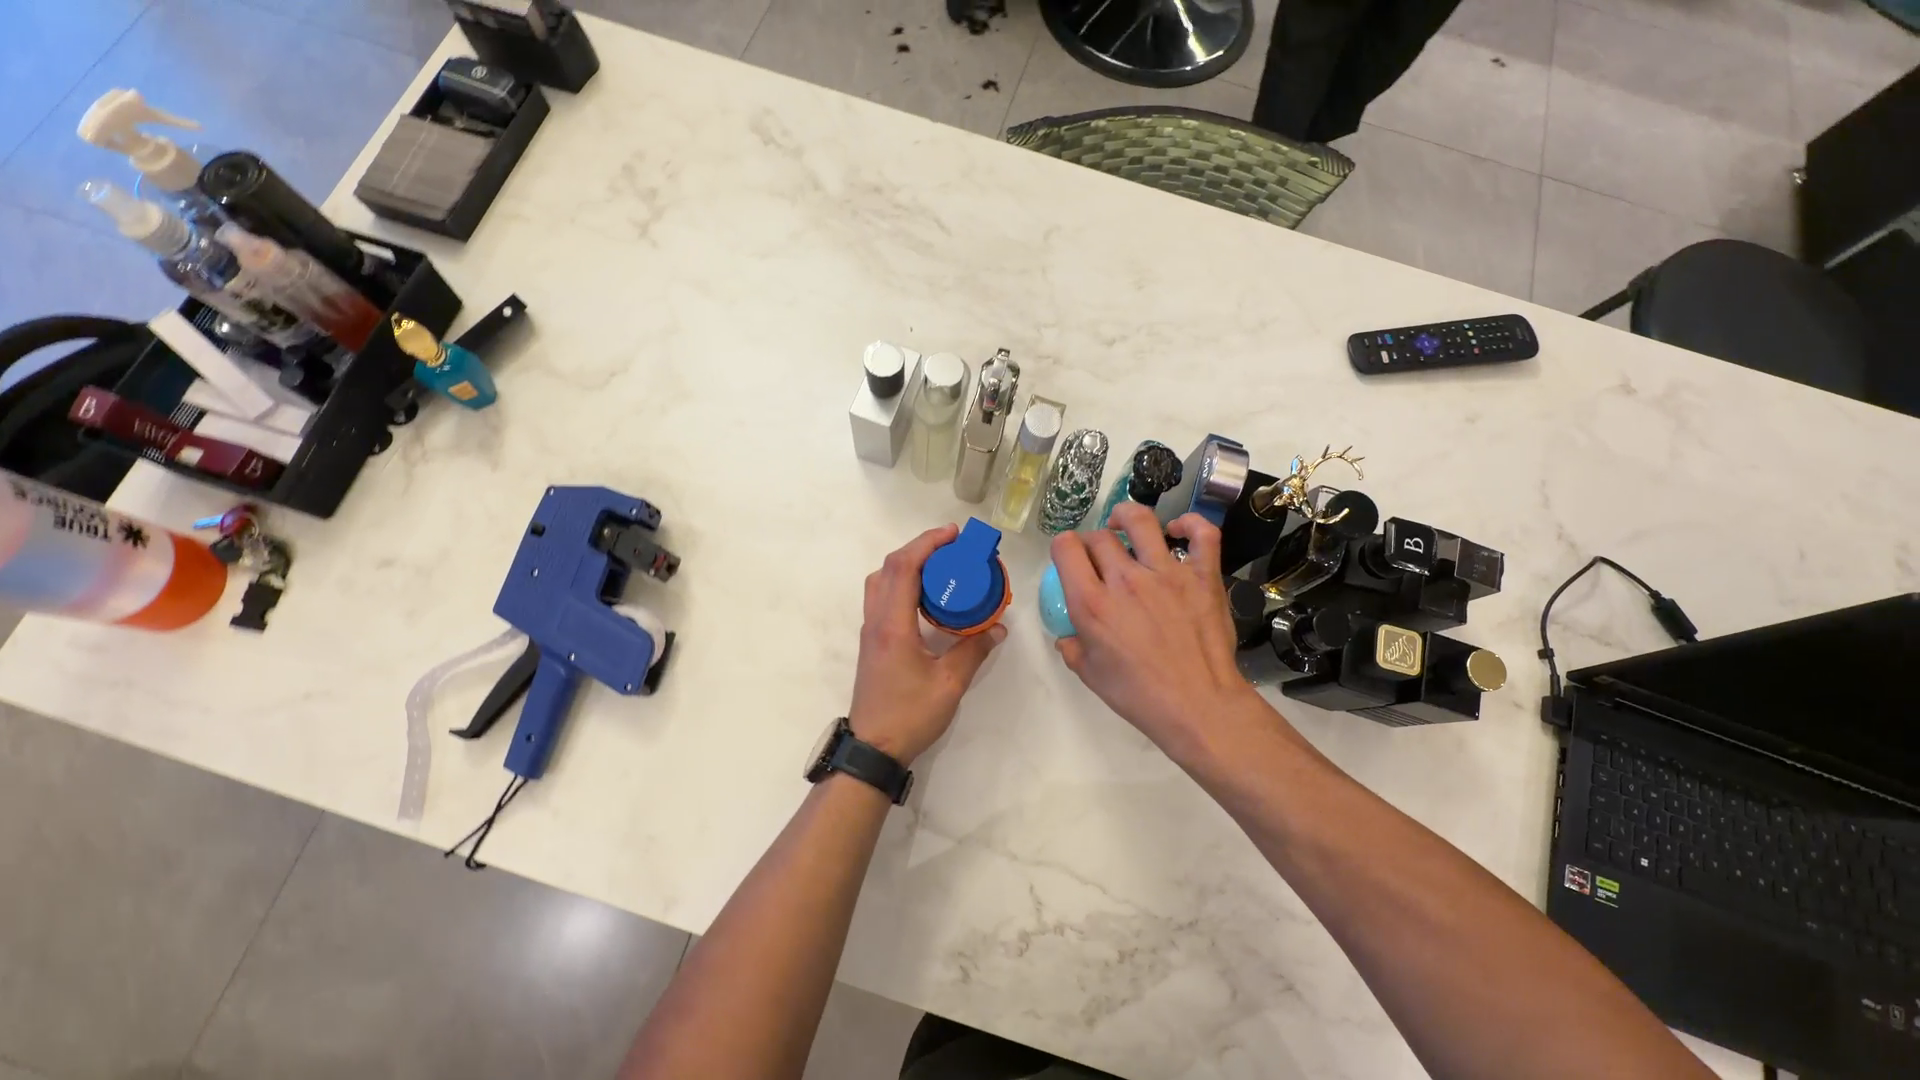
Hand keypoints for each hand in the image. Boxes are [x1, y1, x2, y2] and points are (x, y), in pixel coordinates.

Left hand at [848, 524, 1005, 764]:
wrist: (873, 748)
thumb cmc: (910, 715)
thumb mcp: (950, 684)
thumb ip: (974, 651)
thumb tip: (997, 627)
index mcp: (892, 625)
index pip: (904, 568)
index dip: (927, 544)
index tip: (954, 535)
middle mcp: (876, 621)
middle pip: (889, 568)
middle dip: (919, 549)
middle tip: (951, 547)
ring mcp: (871, 631)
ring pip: (881, 582)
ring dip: (908, 565)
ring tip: (940, 566)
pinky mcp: (873, 642)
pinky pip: (883, 598)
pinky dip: (903, 584)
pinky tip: (928, 597)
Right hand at [1050, 503, 1267, 761]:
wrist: (1198, 705)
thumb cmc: (1139, 695)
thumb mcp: (1091, 676)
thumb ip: (1073, 649)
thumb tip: (1068, 636)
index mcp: (1092, 603)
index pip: (1066, 548)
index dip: (1063, 547)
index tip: (1068, 557)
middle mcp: (1125, 579)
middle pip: (1100, 537)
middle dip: (1092, 540)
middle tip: (1097, 556)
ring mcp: (1167, 573)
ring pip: (1141, 521)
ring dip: (1126, 517)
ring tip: (1123, 525)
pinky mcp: (1203, 576)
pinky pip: (1200, 534)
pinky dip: (1189, 523)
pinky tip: (1178, 529)